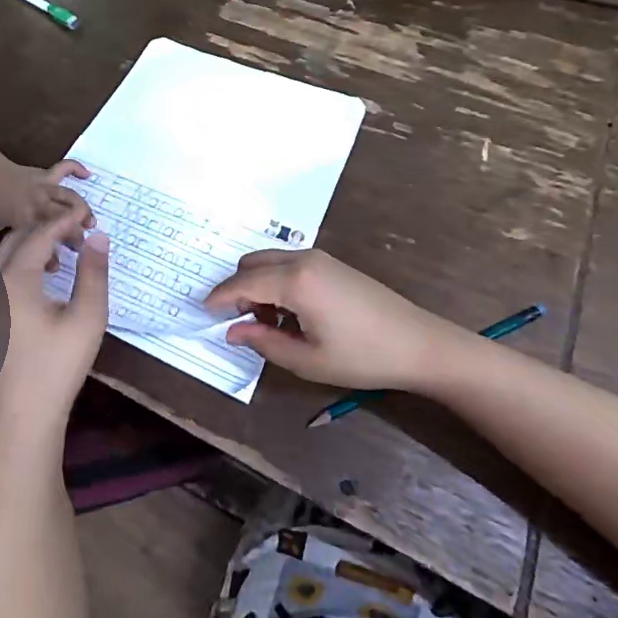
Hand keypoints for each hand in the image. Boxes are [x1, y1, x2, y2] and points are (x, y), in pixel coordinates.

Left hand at [0, 160, 93, 262]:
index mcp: (25, 217)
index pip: (46, 235)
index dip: (52, 252)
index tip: (56, 266)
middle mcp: (39, 201)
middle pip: (64, 216)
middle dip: (75, 232)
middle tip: (79, 246)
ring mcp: (45, 186)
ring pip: (69, 195)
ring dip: (82, 208)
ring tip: (91, 222)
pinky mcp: (48, 174)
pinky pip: (65, 167)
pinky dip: (76, 169)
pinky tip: (87, 175)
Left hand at [0, 205, 109, 436]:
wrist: (20, 419)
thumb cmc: (58, 367)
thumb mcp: (88, 318)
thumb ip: (95, 272)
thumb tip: (99, 236)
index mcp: (14, 280)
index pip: (40, 235)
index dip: (64, 222)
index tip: (86, 215)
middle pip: (14, 239)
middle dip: (45, 228)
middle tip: (76, 231)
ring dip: (27, 245)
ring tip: (59, 251)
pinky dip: (15, 263)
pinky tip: (39, 279)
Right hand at [202, 250, 470, 391]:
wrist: (417, 343)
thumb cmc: (361, 357)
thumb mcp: (306, 359)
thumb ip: (263, 342)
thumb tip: (233, 331)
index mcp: (295, 280)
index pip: (242, 282)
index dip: (219, 298)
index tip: (201, 312)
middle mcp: (304, 259)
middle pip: (252, 262)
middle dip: (237, 289)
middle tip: (237, 324)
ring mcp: (321, 258)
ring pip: (271, 261)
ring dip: (257, 285)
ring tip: (266, 325)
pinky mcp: (333, 264)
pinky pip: (290, 265)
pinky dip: (277, 282)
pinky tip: (289, 315)